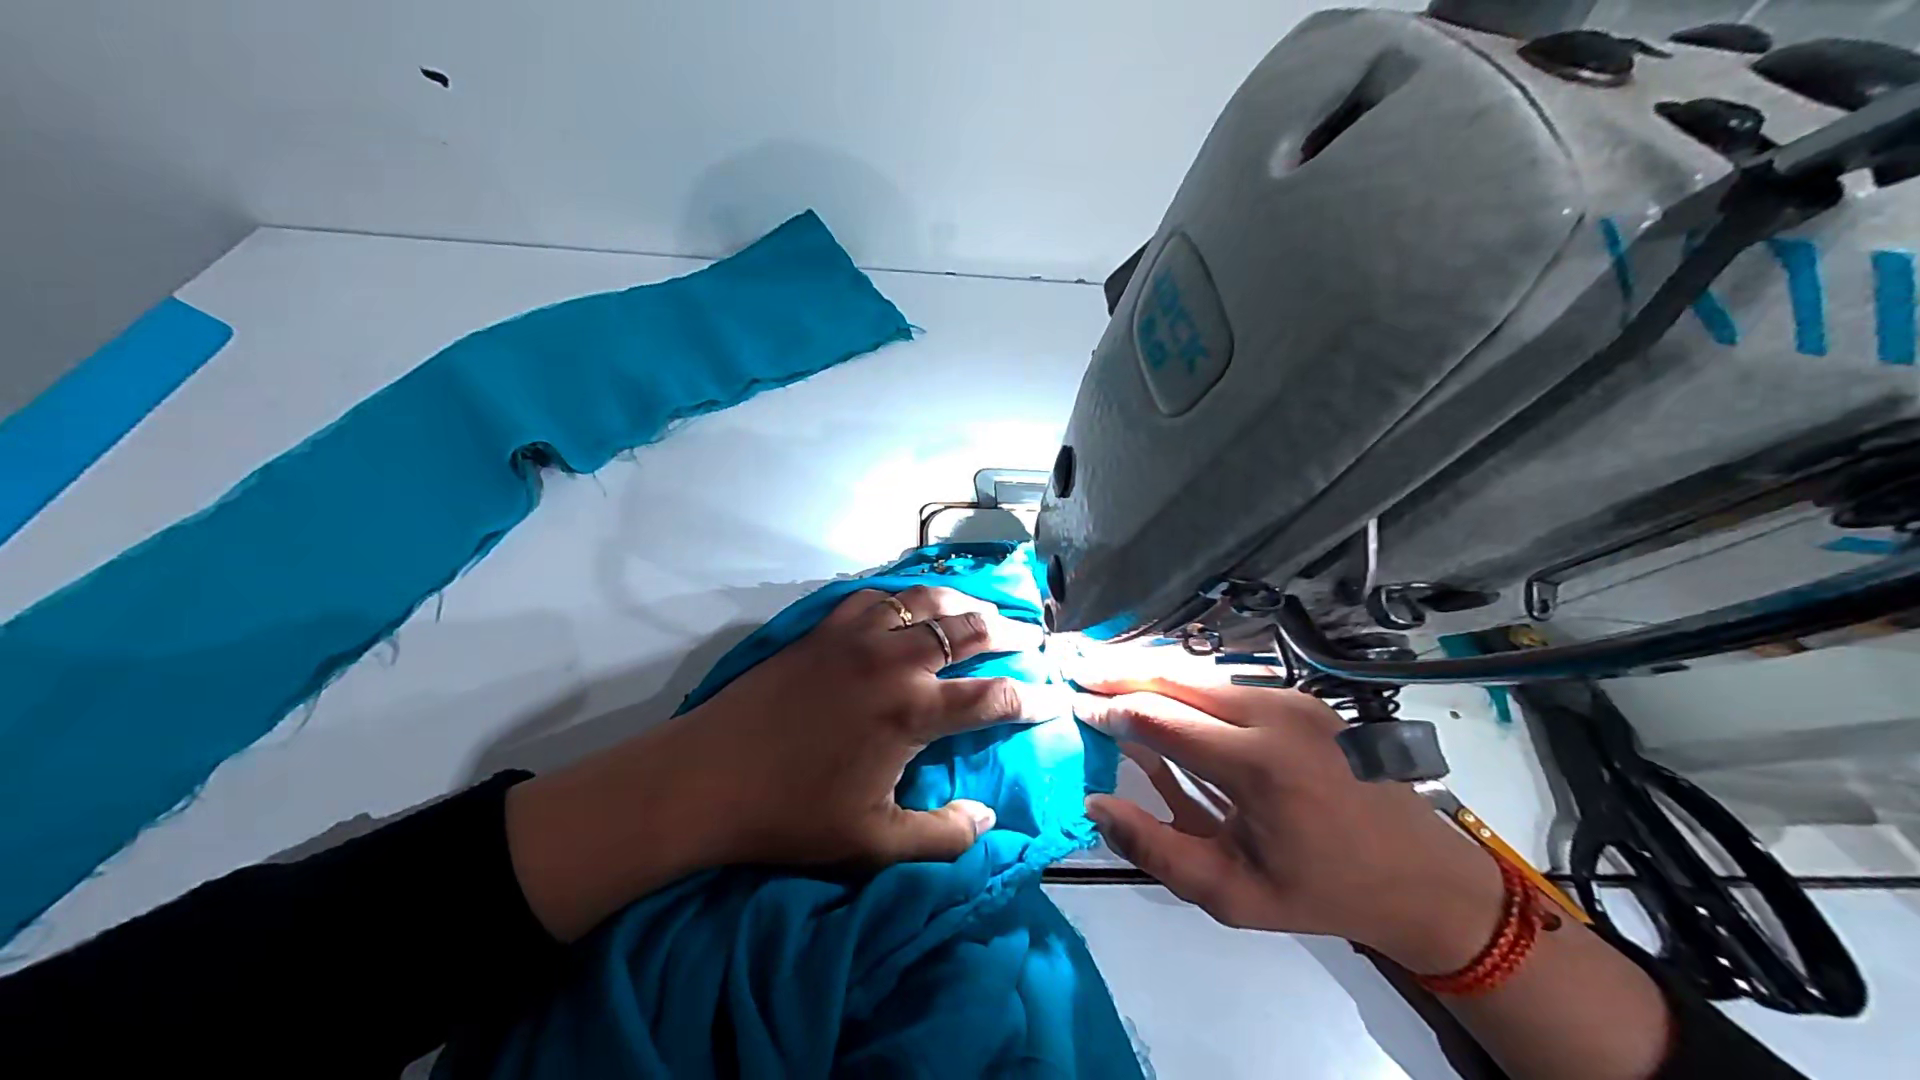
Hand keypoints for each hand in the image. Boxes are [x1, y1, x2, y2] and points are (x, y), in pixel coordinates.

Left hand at [507, 586, 1055, 939]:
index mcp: (912, 712)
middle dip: (1010, 633)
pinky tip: (911, 602)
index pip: (992, 698)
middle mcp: (894, 661)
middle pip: (969, 631)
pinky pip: (876, 595)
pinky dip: (906, 594)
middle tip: (1033, 639)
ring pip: (926, 600)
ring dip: (964, 603)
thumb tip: (989, 818)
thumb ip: (942, 836)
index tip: (1051, 699)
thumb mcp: (873, 844)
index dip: (1029, 699)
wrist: (706, 777)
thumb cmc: (791, 814)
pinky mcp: (825, 628)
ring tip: (985, 608)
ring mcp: (857, 636)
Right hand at [1074, 653, 1504, 973]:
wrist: (1423, 874)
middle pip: (1173, 675)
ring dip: (1143, 666)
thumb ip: (1156, 850)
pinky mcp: (1297, 695)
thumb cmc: (1322, 891)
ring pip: (1196, 670)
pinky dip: (1177, 677)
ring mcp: (1290, 698)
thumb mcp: (1233, 895)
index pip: (1159, 719)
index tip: (1073, 707)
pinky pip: (1222, 680)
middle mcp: (1273, 714)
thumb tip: (1093, 805)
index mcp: (1258, 766)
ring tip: (1096, 664)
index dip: (1108, 710)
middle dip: (1115, 669)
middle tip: (1069, 664)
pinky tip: (1149, 680)